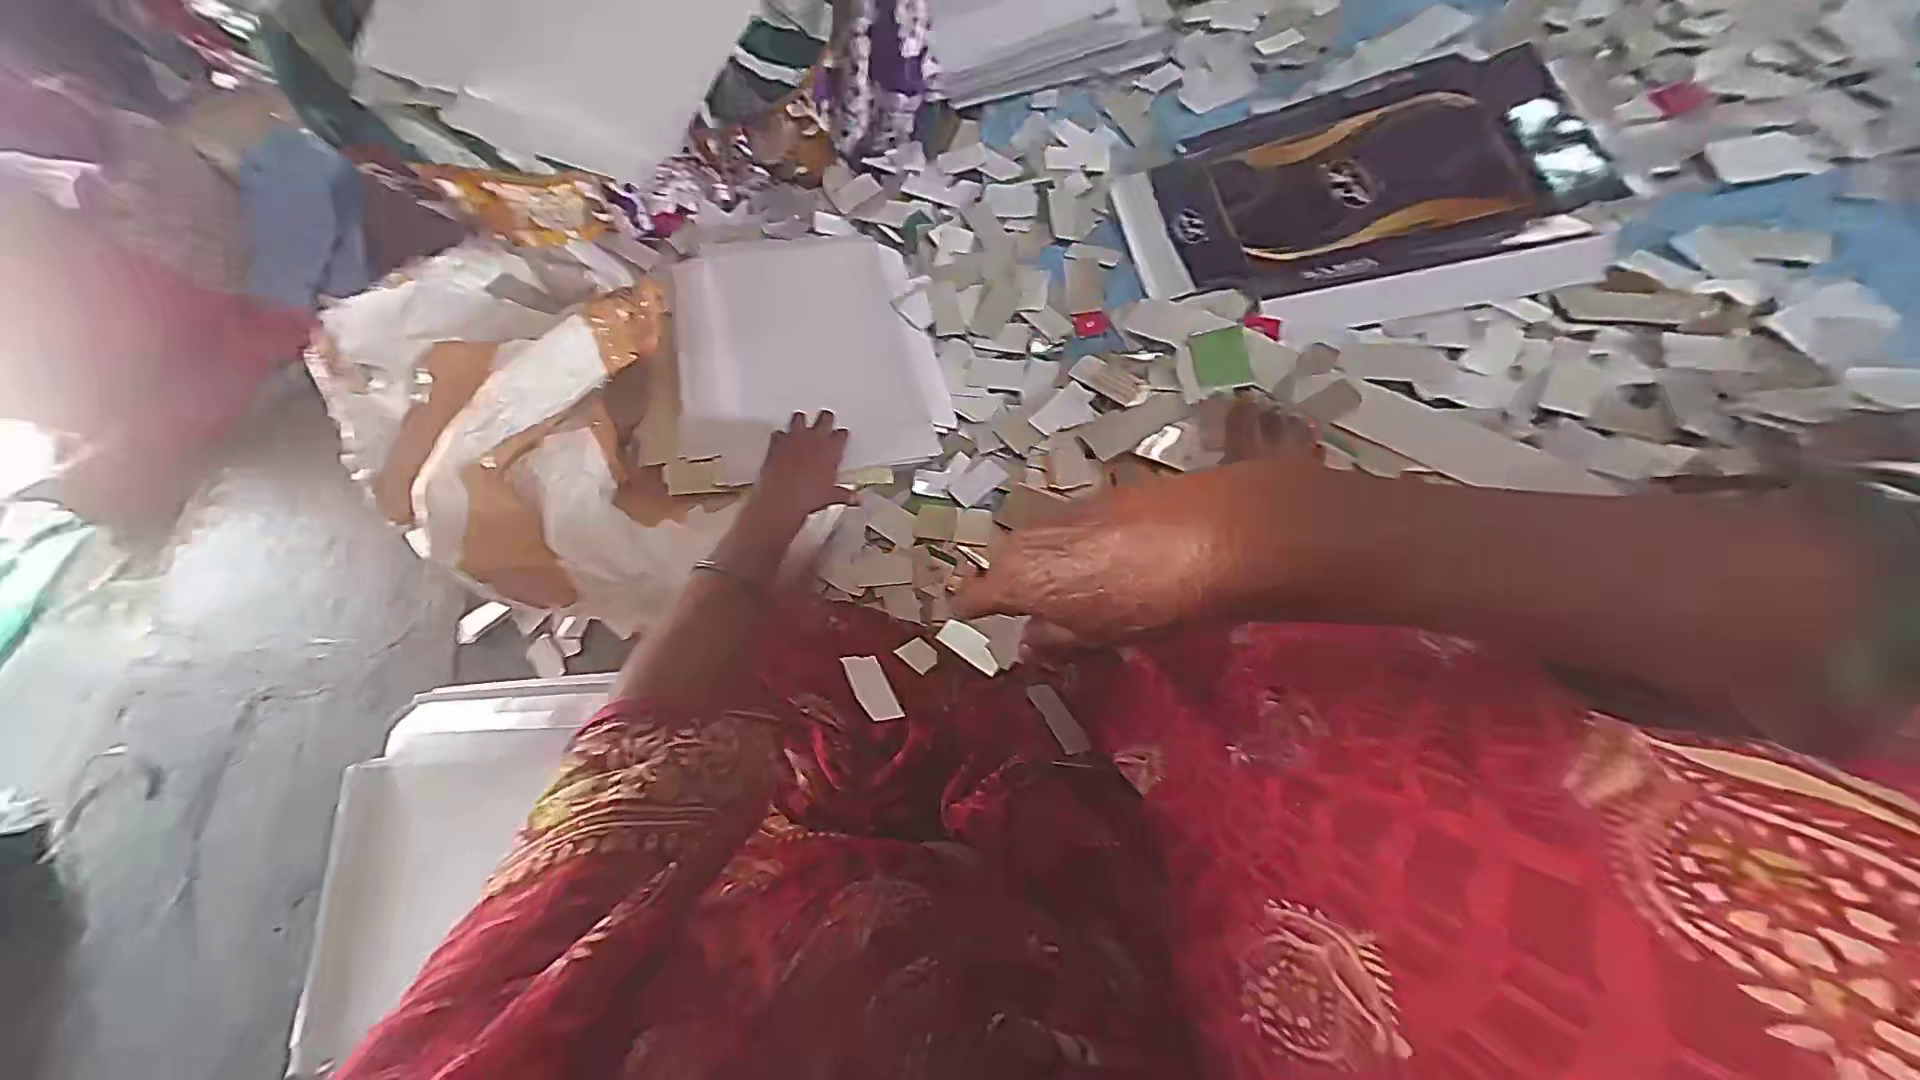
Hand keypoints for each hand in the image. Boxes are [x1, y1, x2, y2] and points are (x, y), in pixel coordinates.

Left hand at [744, 411, 852, 532]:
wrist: (783, 497)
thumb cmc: (810, 495)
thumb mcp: (831, 496)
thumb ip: (844, 494)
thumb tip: (854, 499)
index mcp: (832, 449)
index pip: (841, 434)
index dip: (841, 436)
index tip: (840, 438)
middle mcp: (815, 438)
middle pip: (825, 417)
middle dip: (825, 419)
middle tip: (825, 423)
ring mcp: (795, 437)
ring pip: (799, 417)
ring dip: (801, 421)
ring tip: (801, 425)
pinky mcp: (778, 441)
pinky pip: (779, 432)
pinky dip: (781, 437)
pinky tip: (781, 442)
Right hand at [953, 459, 1324, 645]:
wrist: (1212, 534)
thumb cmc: (1146, 601)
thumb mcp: (1098, 636)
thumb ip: (1054, 640)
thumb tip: (1032, 644)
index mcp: (1016, 579)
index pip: (969, 599)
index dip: (974, 616)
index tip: (987, 630)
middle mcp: (1025, 539)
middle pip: (1002, 570)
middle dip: (1015, 594)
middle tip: (1043, 621)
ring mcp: (1058, 514)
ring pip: (1034, 547)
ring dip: (1046, 570)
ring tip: (1081, 593)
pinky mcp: (1091, 498)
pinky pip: (1065, 531)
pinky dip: (1073, 550)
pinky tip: (1110, 563)